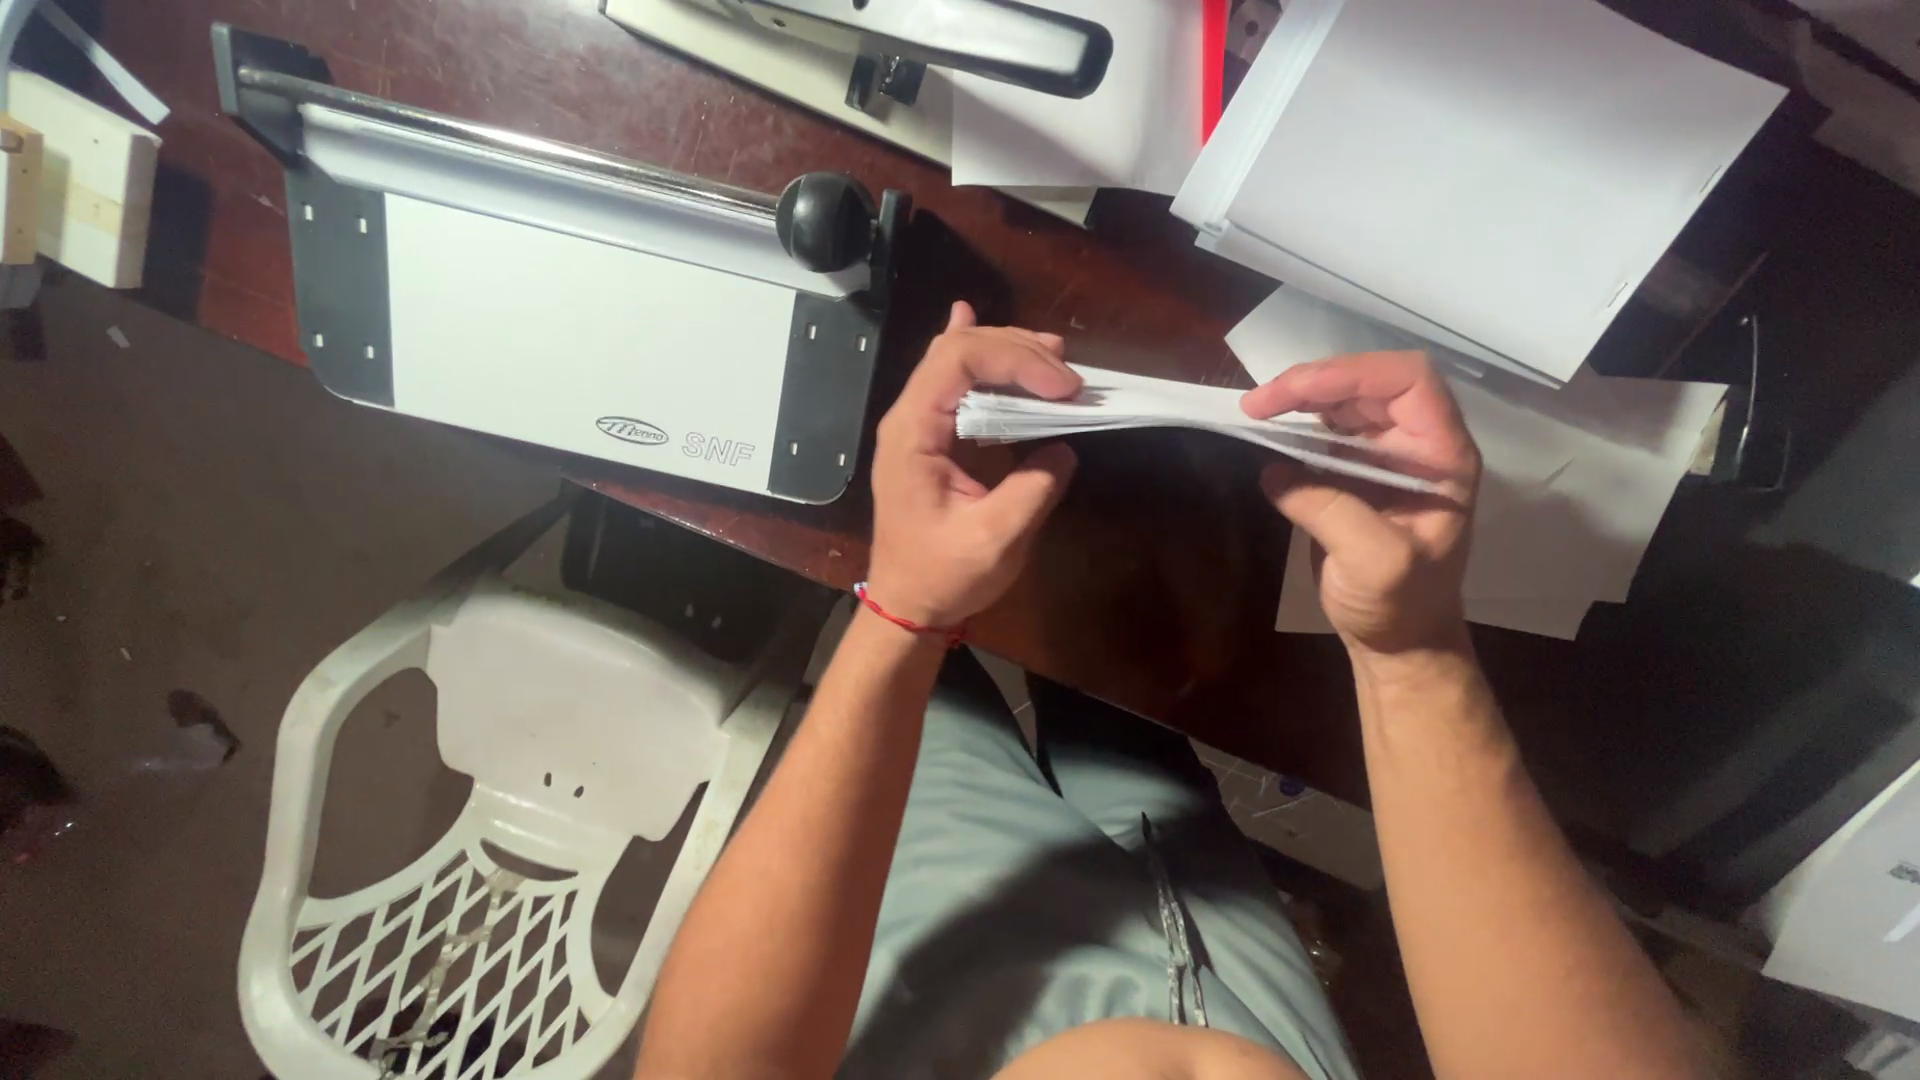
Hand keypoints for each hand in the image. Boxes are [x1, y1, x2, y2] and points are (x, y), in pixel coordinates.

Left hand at [866, 302, 1081, 627]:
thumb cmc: (942, 576)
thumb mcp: (996, 539)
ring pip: (955, 360)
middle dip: (1017, 350)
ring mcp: (916, 425)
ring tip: (1053, 359)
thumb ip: (1033, 489)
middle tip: (1069, 375)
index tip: (1063, 386)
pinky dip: (977, 359)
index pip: (958, 361)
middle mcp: (908, 418)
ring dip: (1006, 352)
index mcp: (913, 433)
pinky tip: (973, 318)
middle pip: (957, 350)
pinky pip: (950, 382)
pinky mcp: (929, 437)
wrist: (907, 604)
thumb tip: (1065, 448)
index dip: (1015, 359)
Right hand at [1241, 352, 1481, 655]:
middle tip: (1257, 403)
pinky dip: (1293, 425)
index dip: (1350, 373)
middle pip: (1370, 383)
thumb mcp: (1375, 562)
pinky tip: (1268, 434)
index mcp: (1440, 456)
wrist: (1398, 639)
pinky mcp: (1353, 474)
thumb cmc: (1401, 603)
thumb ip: (1329, 510)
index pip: (1407, 382)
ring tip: (1257, 412)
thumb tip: (1275, 471)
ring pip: (1345, 402)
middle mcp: (1417, 446)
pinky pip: (1324, 432)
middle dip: (1314, 382)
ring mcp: (1384, 458)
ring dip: (1300, 398)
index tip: (1292, 392)